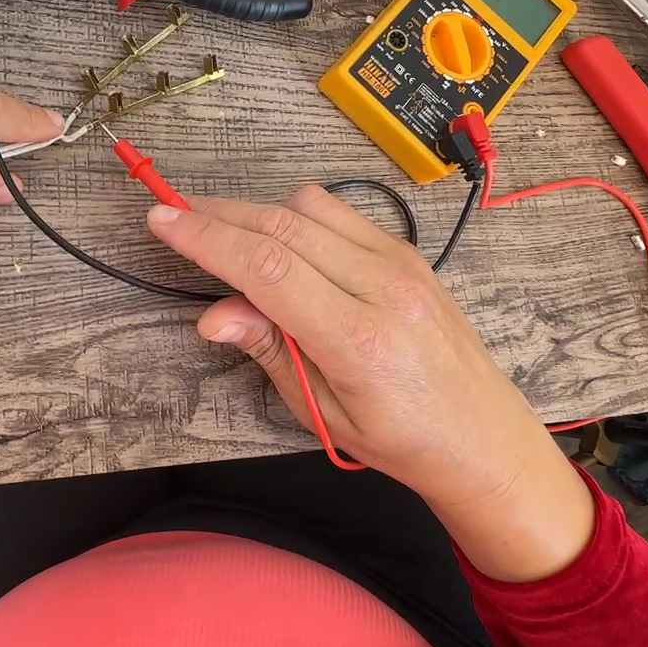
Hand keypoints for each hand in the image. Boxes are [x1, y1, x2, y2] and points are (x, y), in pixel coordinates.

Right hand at [146, 186, 595, 581]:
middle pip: (281, 227)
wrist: (486, 436)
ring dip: (254, 209)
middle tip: (174, 212)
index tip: (162, 220)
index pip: (266, 268)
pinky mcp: (407, 249)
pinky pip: (337, 210)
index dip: (206, 238)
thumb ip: (269, 350)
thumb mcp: (322, 412)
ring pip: (307, 207)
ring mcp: (400, 261)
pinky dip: (293, 212)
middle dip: (217, 214)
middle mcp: (382, 286)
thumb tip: (213, 314)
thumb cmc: (399, 439)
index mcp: (358, 340)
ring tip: (219, 227)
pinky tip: (274, 233)